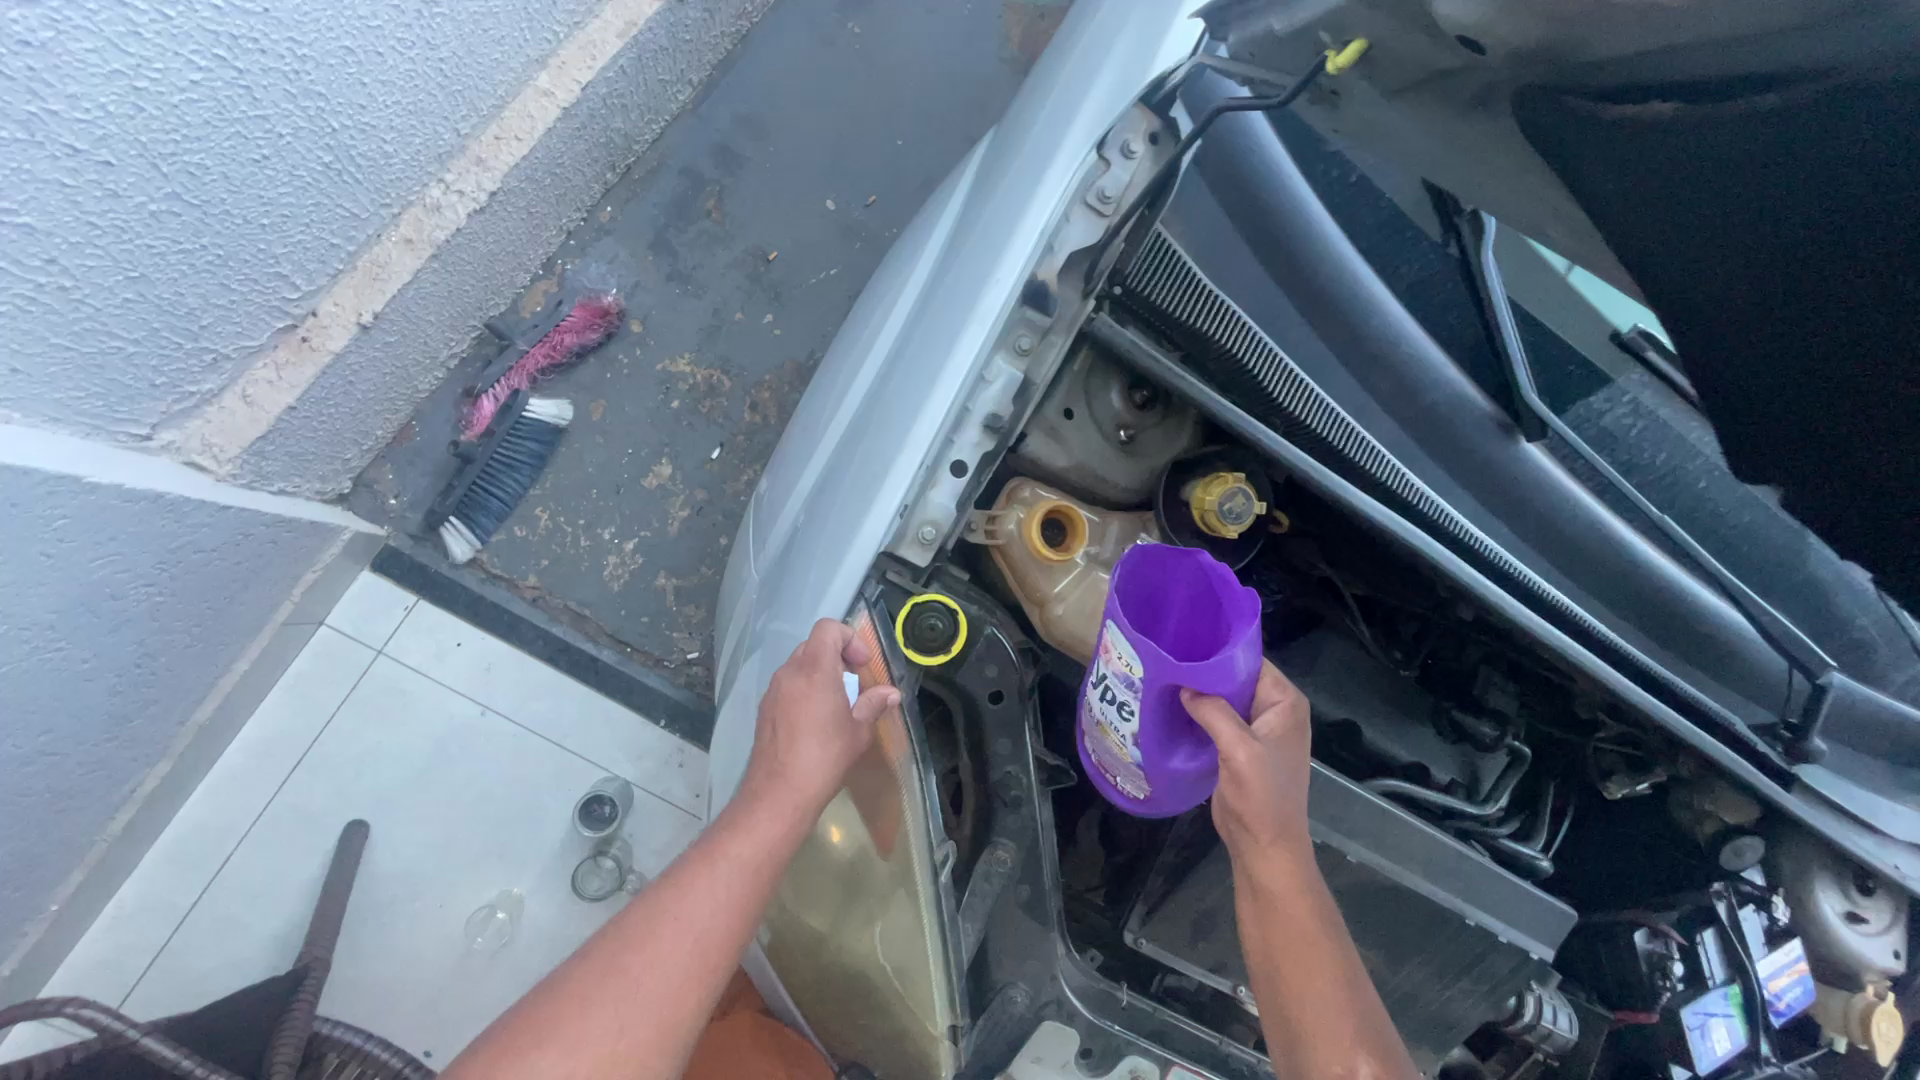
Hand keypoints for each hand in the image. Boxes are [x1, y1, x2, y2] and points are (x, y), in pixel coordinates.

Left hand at [738, 618, 900, 820]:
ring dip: (821, 675)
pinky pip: (788, 686)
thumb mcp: (858, 731)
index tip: (862, 665)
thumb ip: (873, 704)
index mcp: (815, 670)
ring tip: (837, 705)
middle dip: (837, 658)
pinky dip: (804, 690)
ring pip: (799, 665)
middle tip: (854, 685)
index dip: (849, 638)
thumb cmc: (825, 757)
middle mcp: (790, 672)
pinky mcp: (765, 709)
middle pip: (814, 645)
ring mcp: (773, 690)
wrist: (779, 793)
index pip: (828, 628)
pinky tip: (815, 722)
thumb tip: (891, 693)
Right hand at [1182, 661, 1312, 863]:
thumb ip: (1213, 711)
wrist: (1264, 846)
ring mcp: (1256, 729)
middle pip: (1235, 678)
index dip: (1219, 652)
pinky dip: (1197, 714)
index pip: (1251, 661)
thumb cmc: (1261, 796)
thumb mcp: (1238, 749)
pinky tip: (1171, 707)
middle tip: (1166, 661)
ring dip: (1198, 694)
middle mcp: (1274, 710)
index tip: (1184, 644)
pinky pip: (1217, 719)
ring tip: (1162, 679)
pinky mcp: (1239, 747)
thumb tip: (1184, 686)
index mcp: (1285, 703)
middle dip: (1203, 672)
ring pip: (1223, 699)